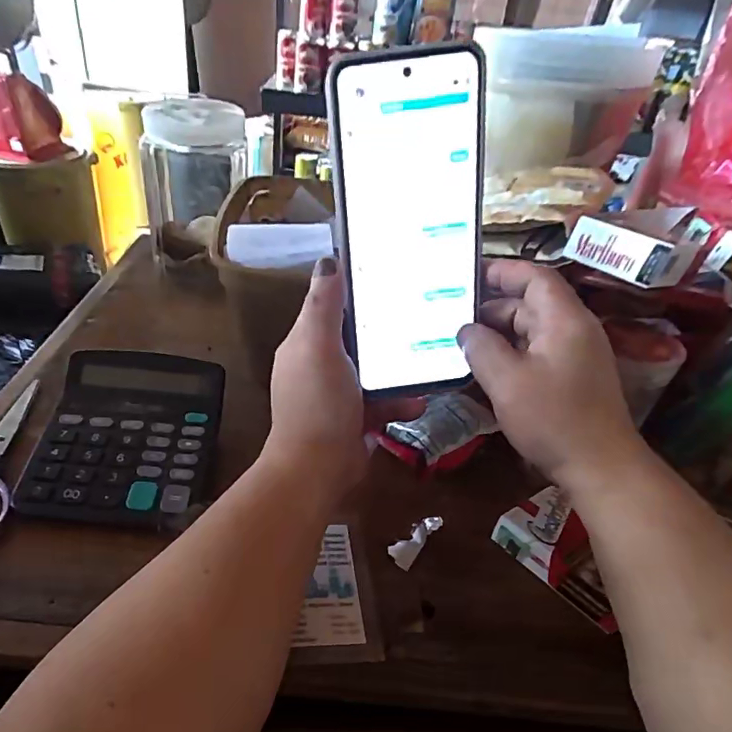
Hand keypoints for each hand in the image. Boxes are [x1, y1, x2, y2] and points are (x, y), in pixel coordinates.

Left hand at [265, 257, 413, 499]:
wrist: (319, 469)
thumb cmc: (317, 404)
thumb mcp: (318, 346)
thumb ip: (323, 306)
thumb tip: (327, 262)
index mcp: (305, 343)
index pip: (331, 308)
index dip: (357, 294)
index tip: (391, 280)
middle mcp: (320, 367)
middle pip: (358, 340)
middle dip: (387, 335)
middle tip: (422, 322)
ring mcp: (339, 396)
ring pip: (376, 373)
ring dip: (399, 373)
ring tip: (426, 367)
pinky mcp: (357, 420)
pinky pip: (383, 402)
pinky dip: (399, 402)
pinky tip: (417, 403)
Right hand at [458, 260, 647, 488]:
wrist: (600, 466)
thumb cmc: (553, 420)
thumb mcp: (507, 382)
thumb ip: (482, 349)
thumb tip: (466, 330)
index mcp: (565, 319)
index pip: (535, 277)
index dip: (503, 272)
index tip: (470, 277)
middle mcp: (576, 330)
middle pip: (533, 305)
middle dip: (494, 310)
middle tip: (455, 321)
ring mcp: (579, 357)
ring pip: (535, 334)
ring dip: (502, 338)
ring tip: (466, 349)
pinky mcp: (576, 381)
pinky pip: (541, 356)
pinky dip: (515, 358)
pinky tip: (491, 374)